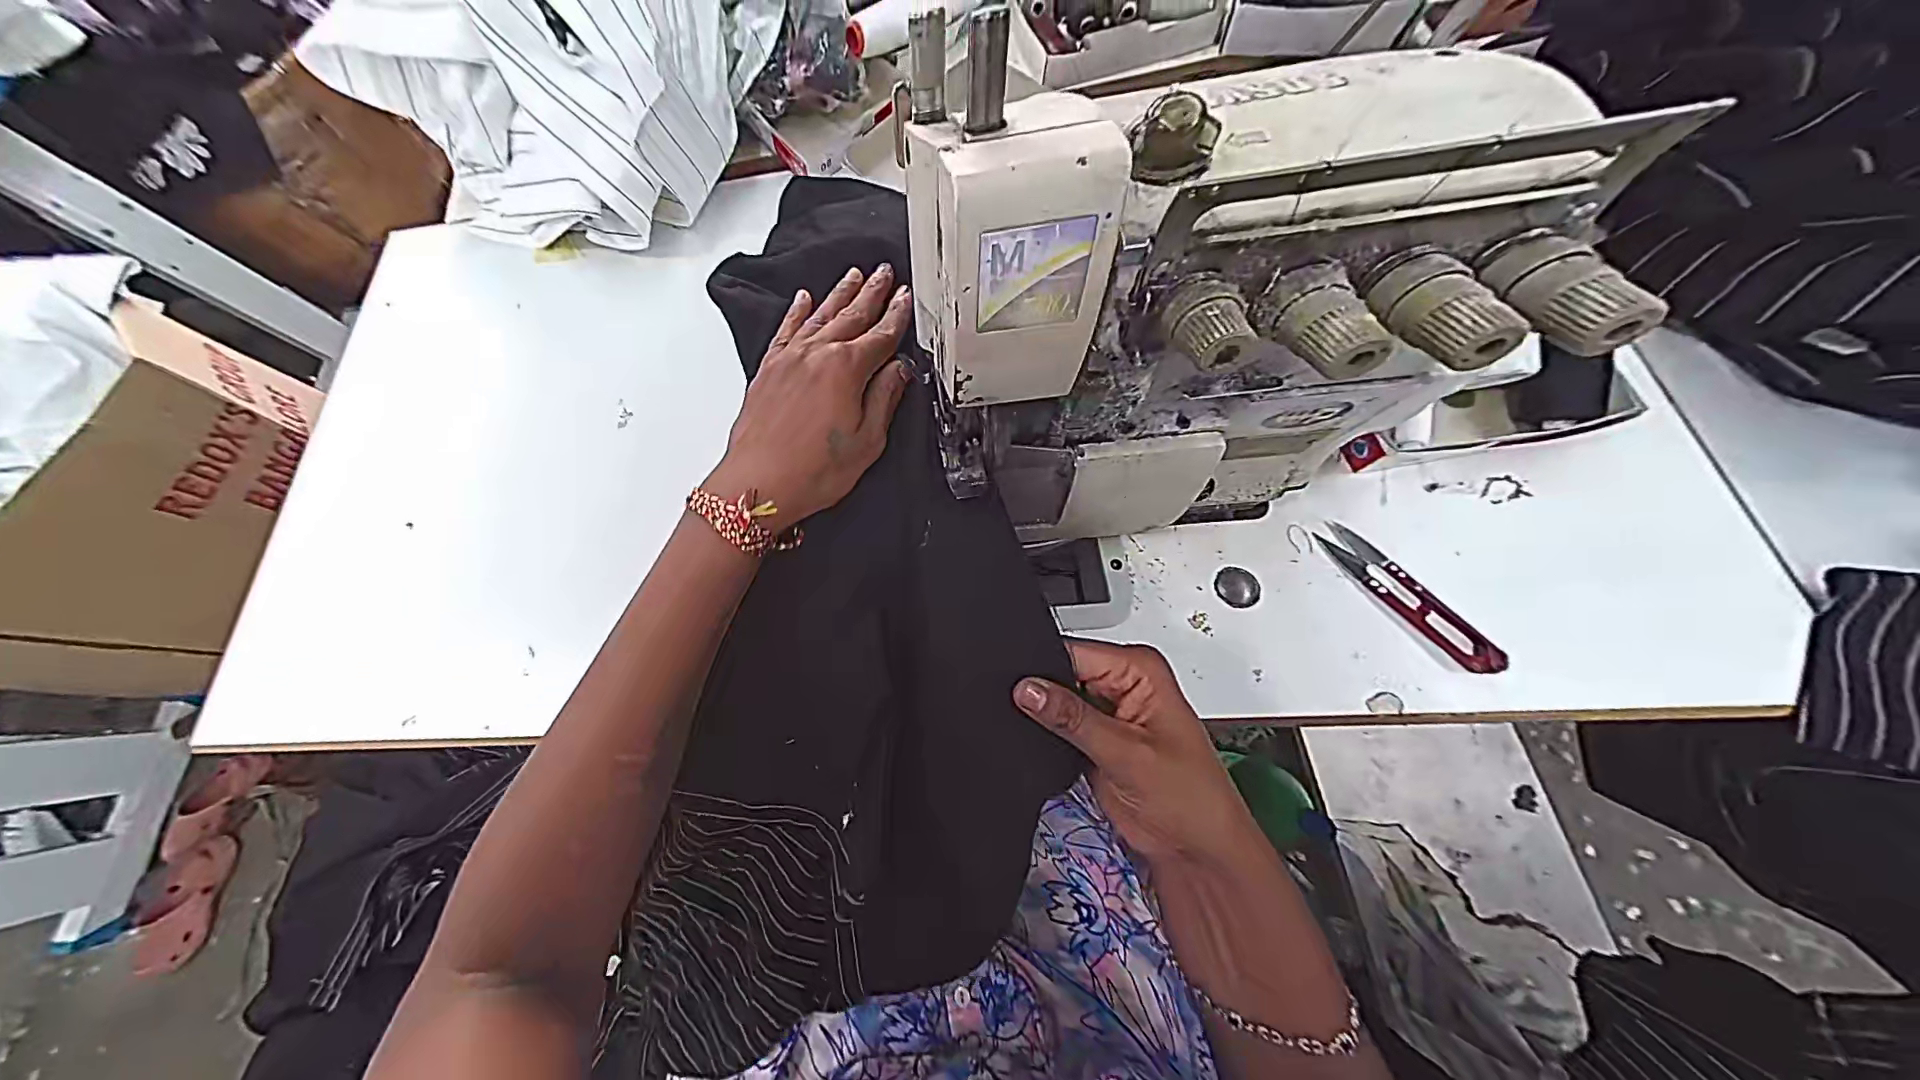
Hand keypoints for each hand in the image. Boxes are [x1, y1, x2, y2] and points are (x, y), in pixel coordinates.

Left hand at [704, 264, 913, 528]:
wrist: (759, 484)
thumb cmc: (811, 471)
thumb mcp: (867, 441)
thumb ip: (884, 399)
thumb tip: (898, 371)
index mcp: (846, 370)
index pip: (881, 335)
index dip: (897, 315)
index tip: (905, 298)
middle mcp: (816, 356)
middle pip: (851, 315)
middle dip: (872, 293)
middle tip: (884, 273)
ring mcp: (789, 360)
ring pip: (820, 315)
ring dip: (839, 294)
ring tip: (854, 277)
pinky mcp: (768, 370)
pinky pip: (786, 330)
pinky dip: (797, 312)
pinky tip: (803, 300)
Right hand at [1014, 640, 1261, 867]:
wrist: (1197, 850)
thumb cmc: (1191, 801)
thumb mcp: (1127, 754)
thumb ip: (1073, 718)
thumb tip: (1029, 689)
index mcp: (1140, 669)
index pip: (1075, 652)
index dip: (1044, 668)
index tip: (1019, 687)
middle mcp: (1123, 683)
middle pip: (1062, 672)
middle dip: (1044, 694)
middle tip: (1037, 719)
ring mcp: (1107, 711)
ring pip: (1057, 700)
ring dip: (1048, 719)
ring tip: (1058, 741)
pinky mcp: (1094, 737)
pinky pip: (1059, 726)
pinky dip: (1051, 737)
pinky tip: (1055, 750)